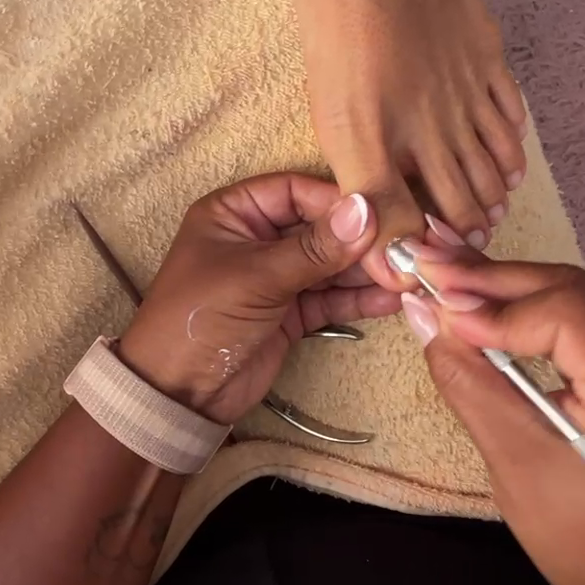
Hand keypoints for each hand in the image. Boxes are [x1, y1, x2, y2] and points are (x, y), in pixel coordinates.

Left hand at [117, 174, 398, 425]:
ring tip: (406, 274)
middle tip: (403, 246)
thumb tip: (365, 209)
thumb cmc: (201, 317)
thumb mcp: (257, 277)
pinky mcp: (290, 312)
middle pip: (318, 227)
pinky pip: (329, 297)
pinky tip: (390, 300)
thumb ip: (314, 248)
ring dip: (364, 270)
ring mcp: (276, 276)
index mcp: (233, 213)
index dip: (336, 201)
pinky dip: (356, 299)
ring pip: (329, 263)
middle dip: (358, 238)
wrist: (177, 393)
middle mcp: (257, 238)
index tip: (380, 212)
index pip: (295, 191)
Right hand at [399, 252, 584, 580]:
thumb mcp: (514, 460)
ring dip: (508, 287)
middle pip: (576, 292)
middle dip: (493, 281)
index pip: (572, 316)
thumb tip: (421, 309)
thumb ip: (468, 378)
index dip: (497, 306)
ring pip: (578, 293)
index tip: (432, 302)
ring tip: (445, 276)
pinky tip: (487, 297)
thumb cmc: (581, 539)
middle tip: (425, 264)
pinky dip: (532, 304)